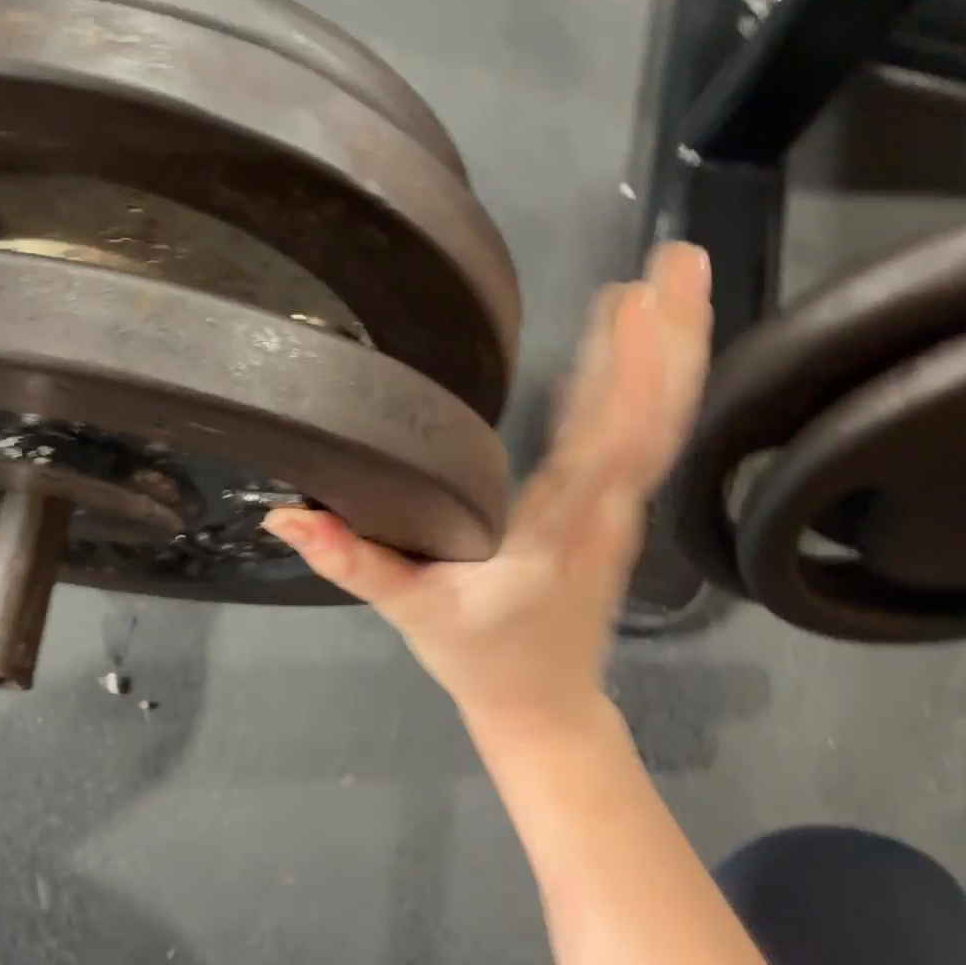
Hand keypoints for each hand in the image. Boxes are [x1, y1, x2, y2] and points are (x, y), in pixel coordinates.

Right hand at [265, 243, 712, 731]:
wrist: (541, 706)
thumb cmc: (480, 658)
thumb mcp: (409, 611)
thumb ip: (352, 562)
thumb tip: (285, 518)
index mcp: (557, 529)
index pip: (607, 444)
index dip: (626, 372)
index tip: (629, 301)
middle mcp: (603, 512)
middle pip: (656, 419)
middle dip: (675, 337)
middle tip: (680, 257)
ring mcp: (616, 513)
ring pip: (658, 426)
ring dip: (671, 353)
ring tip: (668, 281)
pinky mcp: (609, 515)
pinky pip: (634, 442)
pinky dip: (639, 387)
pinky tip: (626, 348)